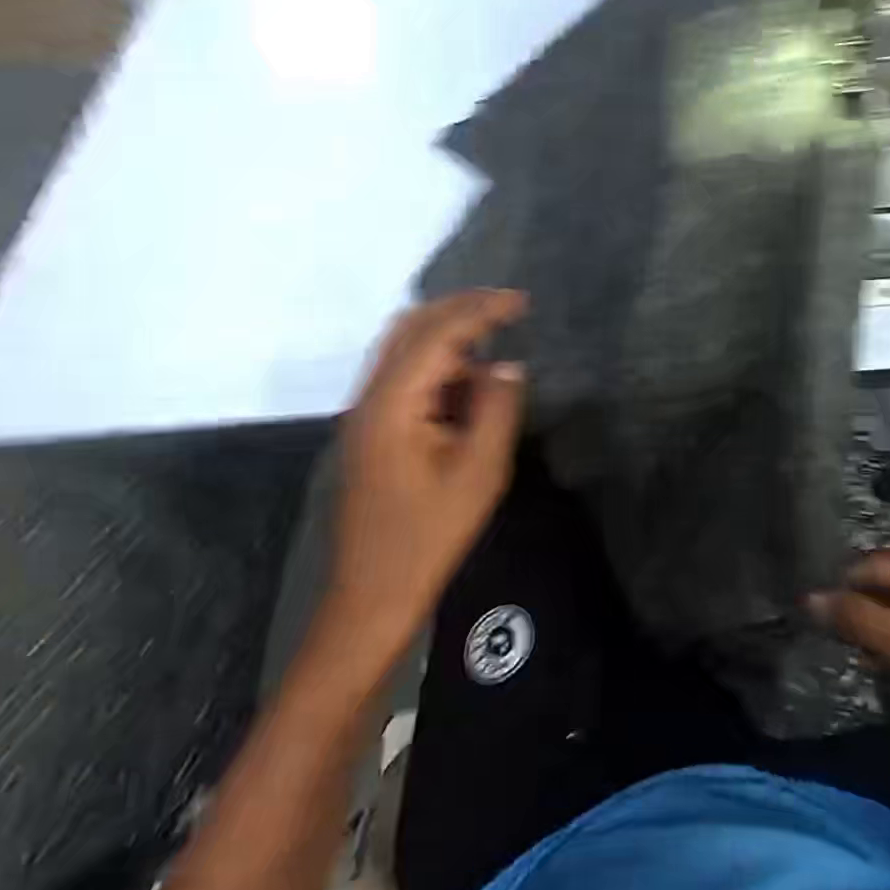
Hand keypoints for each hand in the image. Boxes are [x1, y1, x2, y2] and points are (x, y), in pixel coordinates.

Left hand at [329, 290, 527, 639]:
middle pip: (409, 328)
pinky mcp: (374, 431)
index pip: (437, 335)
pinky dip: (440, 364)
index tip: (523, 301)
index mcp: (393, 404)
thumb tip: (509, 365)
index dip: (481, 310)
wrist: (376, 587)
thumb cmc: (431, 533)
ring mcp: (367, 414)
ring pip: (404, 350)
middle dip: (459, 308)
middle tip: (509, 307)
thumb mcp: (479, 472)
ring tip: (498, 338)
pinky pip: (406, 377)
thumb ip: (496, 409)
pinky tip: (472, 381)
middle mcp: (371, 398)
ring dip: (448, 334)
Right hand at [810, 546, 889, 755]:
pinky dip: (882, 647)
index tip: (806, 617)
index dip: (836, 591)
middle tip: (820, 636)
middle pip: (873, 587)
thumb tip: (805, 598)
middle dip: (849, 612)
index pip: (863, 567)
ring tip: (842, 651)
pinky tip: (870, 665)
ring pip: (883, 612)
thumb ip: (855, 618)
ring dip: (864, 633)